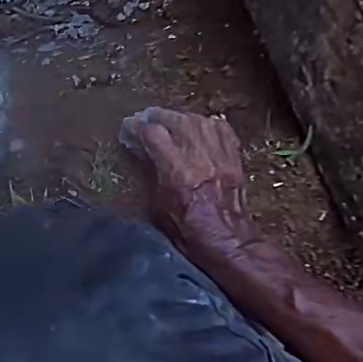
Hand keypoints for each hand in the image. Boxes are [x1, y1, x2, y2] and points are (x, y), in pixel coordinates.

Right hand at [119, 107, 255, 263]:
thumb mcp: (157, 208)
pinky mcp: (234, 158)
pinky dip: (208, 124)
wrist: (229, 244)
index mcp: (177, 173)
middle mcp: (199, 158)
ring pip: (198, 120)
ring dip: (180, 118)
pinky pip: (222, 129)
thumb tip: (141, 151)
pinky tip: (199, 128)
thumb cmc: (188, 234)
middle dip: (156, 117)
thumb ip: (150, 175)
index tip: (128, 129)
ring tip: (170, 122)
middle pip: (176, 120)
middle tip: (146, 121)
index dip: (136, 127)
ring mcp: (220, 156)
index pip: (153, 134)